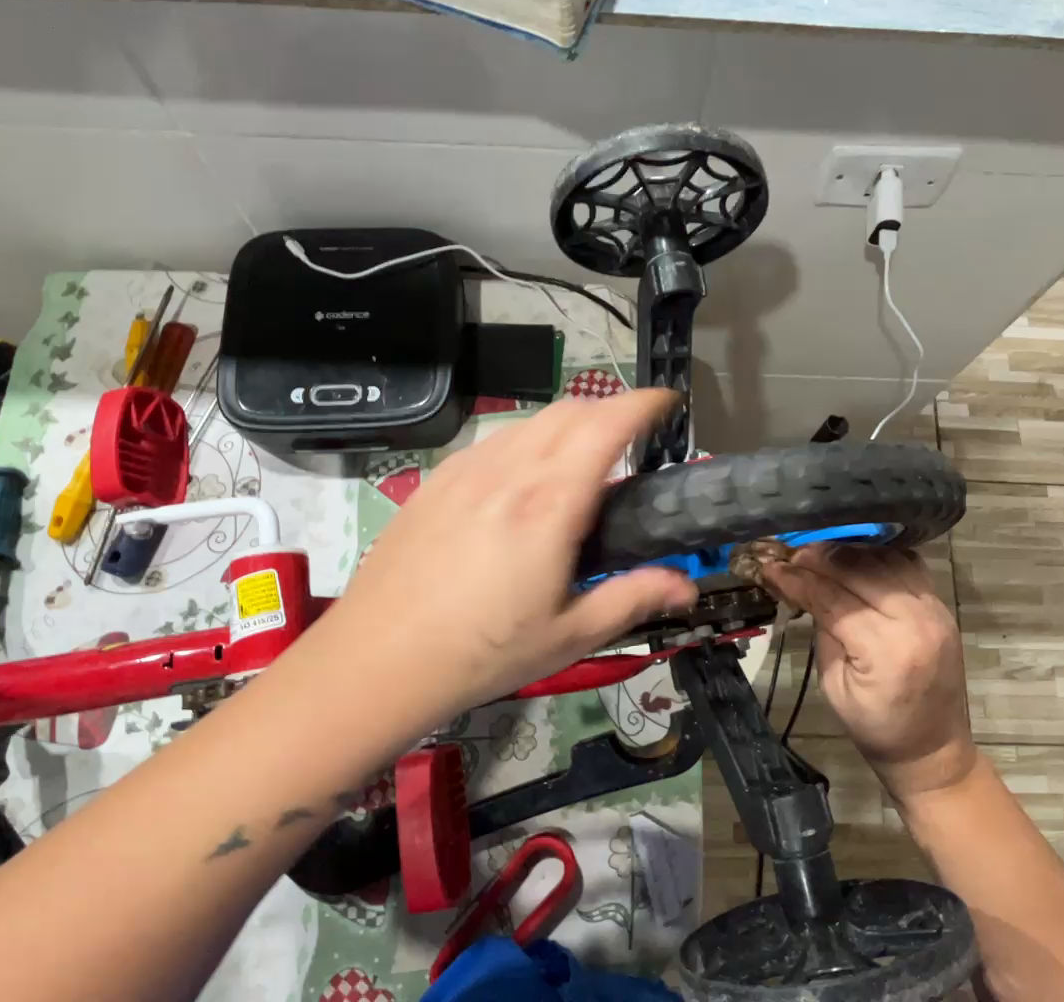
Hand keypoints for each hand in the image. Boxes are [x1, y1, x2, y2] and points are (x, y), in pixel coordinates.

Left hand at [320, 390, 697, 712]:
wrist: (376, 660)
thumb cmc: (481, 653)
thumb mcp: (568, 635)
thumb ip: (632, 598)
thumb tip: (687, 586)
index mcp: (548, 504)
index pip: (605, 426)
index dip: (642, 404)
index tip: (666, 404)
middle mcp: (507, 471)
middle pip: (568, 411)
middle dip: (609, 410)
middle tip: (632, 441)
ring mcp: (464, 471)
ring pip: (528, 422)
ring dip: (566, 425)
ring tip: (580, 463)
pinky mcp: (434, 482)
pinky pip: (492, 441)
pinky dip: (525, 442)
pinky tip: (522, 482)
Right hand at [763, 544, 975, 801]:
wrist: (932, 747)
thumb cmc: (875, 726)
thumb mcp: (833, 685)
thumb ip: (822, 631)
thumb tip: (800, 587)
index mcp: (885, 650)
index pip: (832, 597)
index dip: (797, 580)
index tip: (770, 568)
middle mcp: (915, 620)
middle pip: (859, 570)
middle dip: (819, 558)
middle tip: (789, 555)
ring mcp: (934, 609)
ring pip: (885, 559)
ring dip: (847, 551)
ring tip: (817, 553)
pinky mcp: (941, 606)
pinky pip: (908, 565)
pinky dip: (877, 556)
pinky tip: (854, 559)